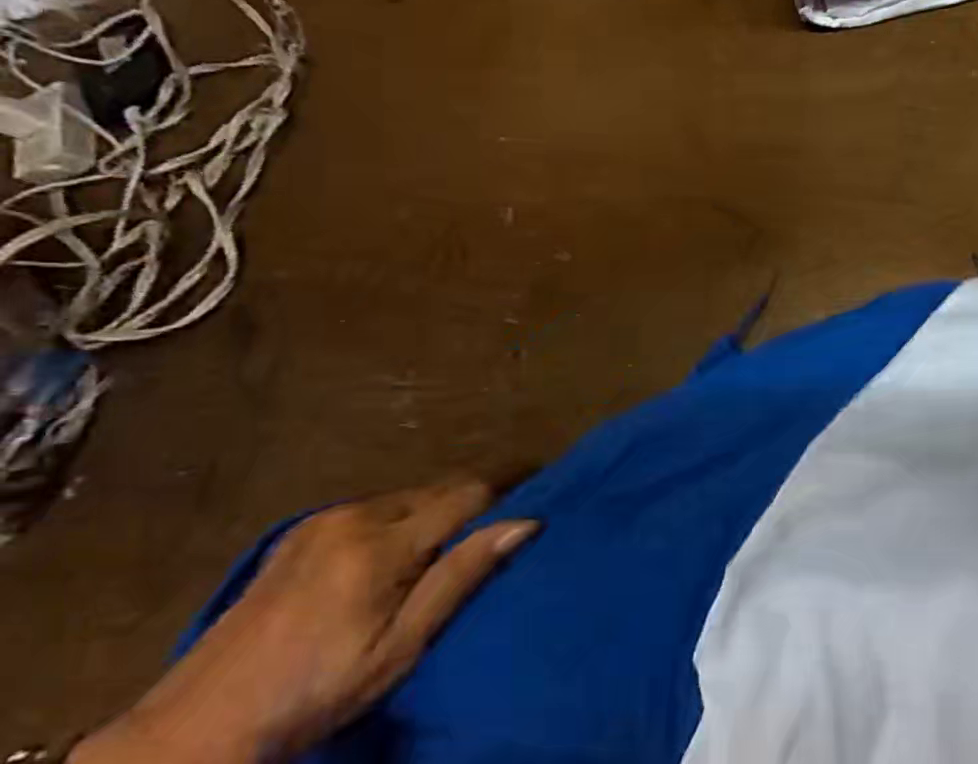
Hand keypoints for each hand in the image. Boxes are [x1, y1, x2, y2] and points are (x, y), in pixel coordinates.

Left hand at [73, 478, 537, 763]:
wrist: (195, 727)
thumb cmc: (314, 693)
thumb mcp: (400, 647)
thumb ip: (461, 577)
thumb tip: (525, 521)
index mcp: (381, 545)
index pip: (470, 492)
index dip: (512, 486)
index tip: (547, 485)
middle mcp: (355, 517)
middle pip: (442, 487)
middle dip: (480, 497)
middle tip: (509, 517)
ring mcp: (323, 521)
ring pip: (411, 494)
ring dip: (442, 507)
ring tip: (462, 536)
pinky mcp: (301, 532)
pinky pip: (378, 507)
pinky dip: (406, 516)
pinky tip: (406, 547)